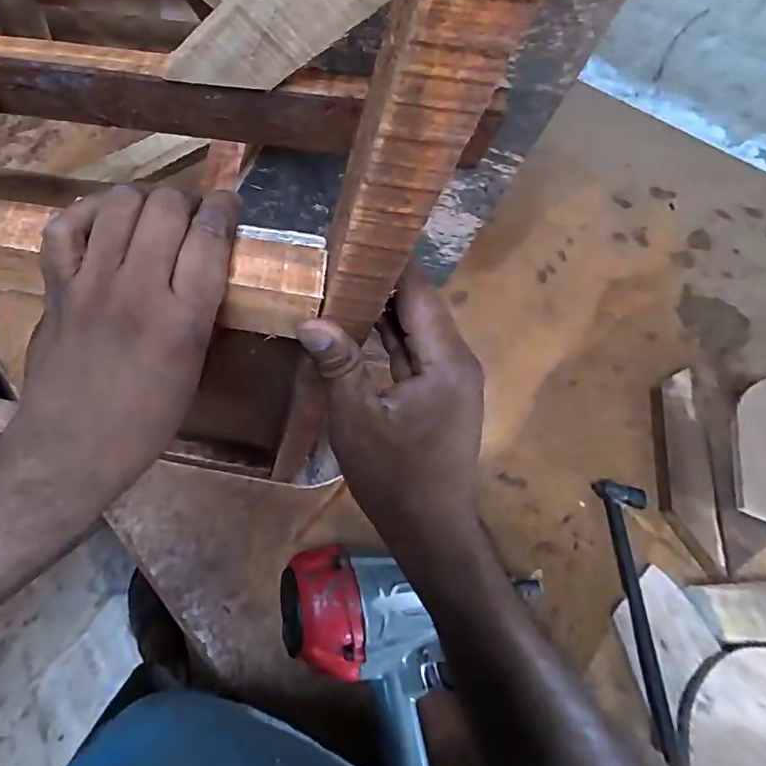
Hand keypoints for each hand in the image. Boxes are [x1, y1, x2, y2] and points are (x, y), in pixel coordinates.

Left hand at [7, 185, 239, 485]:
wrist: (70, 446)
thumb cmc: (144, 420)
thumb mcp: (193, 366)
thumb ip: (201, 307)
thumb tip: (207, 256)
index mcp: (183, 318)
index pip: (210, 235)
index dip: (225, 208)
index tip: (228, 205)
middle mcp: (138, 290)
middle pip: (166, 207)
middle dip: (187, 199)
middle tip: (191, 213)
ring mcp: (90, 284)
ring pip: (119, 204)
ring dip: (143, 199)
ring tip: (150, 214)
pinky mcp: (56, 287)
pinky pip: (64, 227)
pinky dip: (86, 215)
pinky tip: (102, 224)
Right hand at [296, 266, 484, 539]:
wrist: (433, 530)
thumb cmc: (396, 477)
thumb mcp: (358, 420)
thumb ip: (338, 365)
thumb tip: (310, 319)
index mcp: (445, 360)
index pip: (419, 293)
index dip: (392, 262)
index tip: (357, 235)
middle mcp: (455, 360)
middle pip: (420, 305)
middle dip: (383, 279)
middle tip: (338, 255)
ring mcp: (450, 378)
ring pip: (416, 328)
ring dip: (384, 306)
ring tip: (341, 279)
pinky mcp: (439, 393)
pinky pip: (413, 350)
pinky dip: (388, 334)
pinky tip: (357, 323)